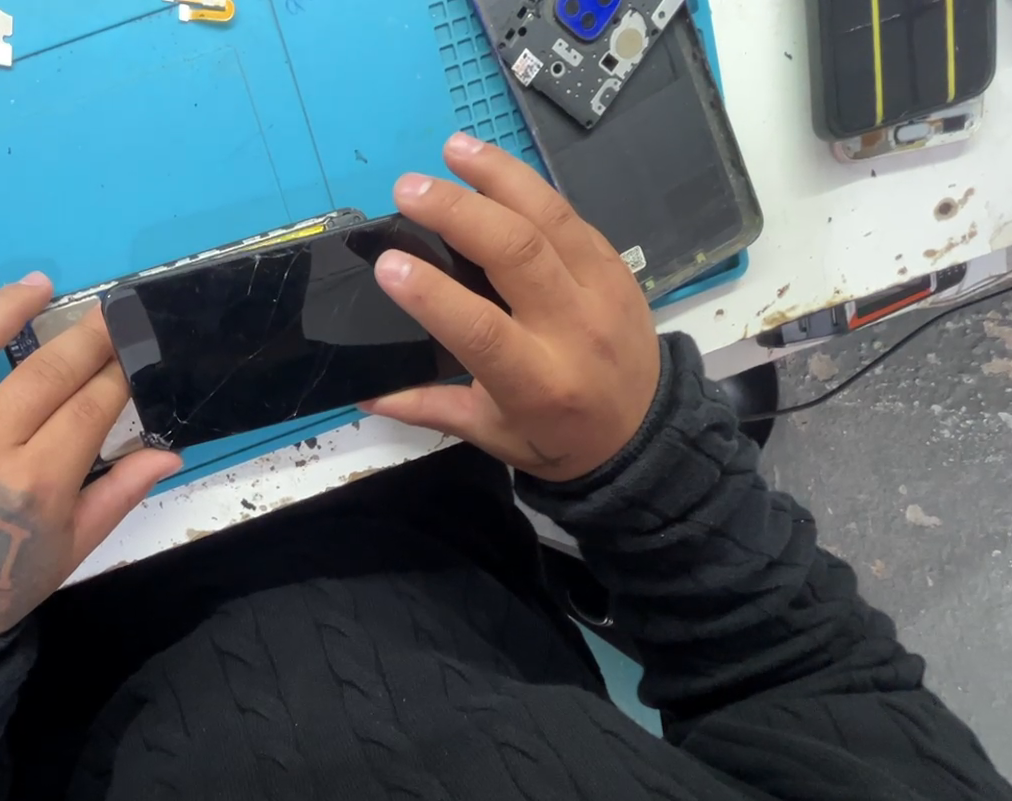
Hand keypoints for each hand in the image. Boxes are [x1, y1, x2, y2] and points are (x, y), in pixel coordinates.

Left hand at [0, 274, 180, 639]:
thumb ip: (121, 492)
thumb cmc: (4, 580)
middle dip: (87, 337)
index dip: (118, 375)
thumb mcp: (73, 545)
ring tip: (39, 286)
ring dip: (10, 305)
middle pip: (46, 370)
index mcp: (36, 484)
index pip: (90, 407)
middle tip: (109, 313)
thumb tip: (170, 453)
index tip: (135, 352)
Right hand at [364, 132, 661, 482]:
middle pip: (516, 252)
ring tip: (453, 150)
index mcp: (537, 382)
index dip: (432, 293)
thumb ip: (429, 410)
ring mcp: (602, 289)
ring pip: (550, 217)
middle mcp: (573, 328)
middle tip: (409, 188)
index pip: (479, 329)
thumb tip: (368, 394)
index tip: (388, 263)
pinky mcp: (616, 265)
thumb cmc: (558, 439)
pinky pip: (569, 216)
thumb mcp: (492, 435)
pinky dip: (528, 187)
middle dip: (458, 212)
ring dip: (497, 175)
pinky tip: (493, 169)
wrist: (643, 435)